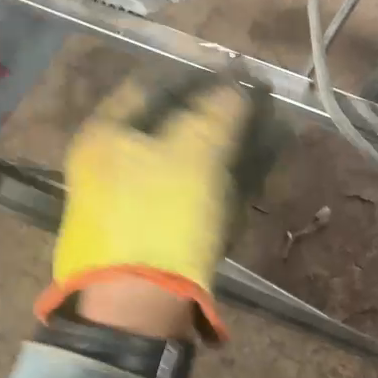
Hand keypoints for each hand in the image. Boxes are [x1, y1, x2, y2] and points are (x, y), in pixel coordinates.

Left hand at [35, 73, 276, 343]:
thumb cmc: (159, 215)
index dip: (198, 73)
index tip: (238, 72)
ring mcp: (134, 199)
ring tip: (271, 135)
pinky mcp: (157, 230)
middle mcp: (113, 162)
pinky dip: (226, 178)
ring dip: (231, 145)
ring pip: (190, 158)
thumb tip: (238, 84)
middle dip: (222, 113)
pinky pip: (195, 190)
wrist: (138, 305)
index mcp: (106, 134)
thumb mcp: (194, 151)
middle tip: (262, 105)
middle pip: (175, 123)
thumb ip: (219, 110)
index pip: (153, 84)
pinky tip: (257, 171)